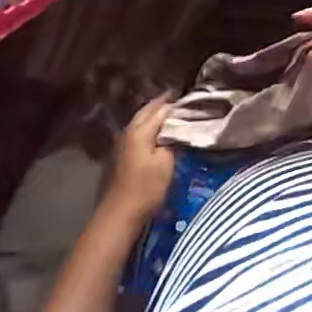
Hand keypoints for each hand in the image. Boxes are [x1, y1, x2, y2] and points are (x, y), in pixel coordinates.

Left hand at [101, 96, 175, 222]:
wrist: (120, 213)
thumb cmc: (146, 187)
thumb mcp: (166, 162)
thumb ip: (172, 140)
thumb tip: (175, 127)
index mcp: (140, 130)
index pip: (161, 109)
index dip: (176, 104)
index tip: (190, 100)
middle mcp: (129, 131)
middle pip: (147, 110)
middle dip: (162, 103)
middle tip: (179, 98)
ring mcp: (123, 142)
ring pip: (140, 119)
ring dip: (154, 113)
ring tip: (170, 111)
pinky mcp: (122, 153)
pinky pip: (138, 130)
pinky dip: (148, 124)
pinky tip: (157, 130)